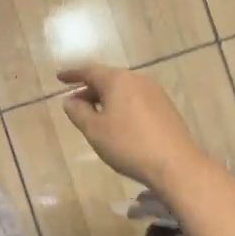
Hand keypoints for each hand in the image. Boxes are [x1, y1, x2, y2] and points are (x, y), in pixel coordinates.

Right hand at [59, 64, 203, 189]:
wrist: (175, 164)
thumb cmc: (128, 144)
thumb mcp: (94, 130)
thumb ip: (78, 112)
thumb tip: (69, 100)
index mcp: (118, 80)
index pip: (89, 71)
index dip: (72, 75)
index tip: (59, 78)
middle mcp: (138, 79)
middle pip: (108, 79)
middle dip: (89, 90)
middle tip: (75, 104)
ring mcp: (155, 92)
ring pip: (123, 89)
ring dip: (106, 99)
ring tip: (95, 115)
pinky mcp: (165, 107)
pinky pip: (136, 99)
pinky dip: (122, 105)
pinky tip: (118, 123)